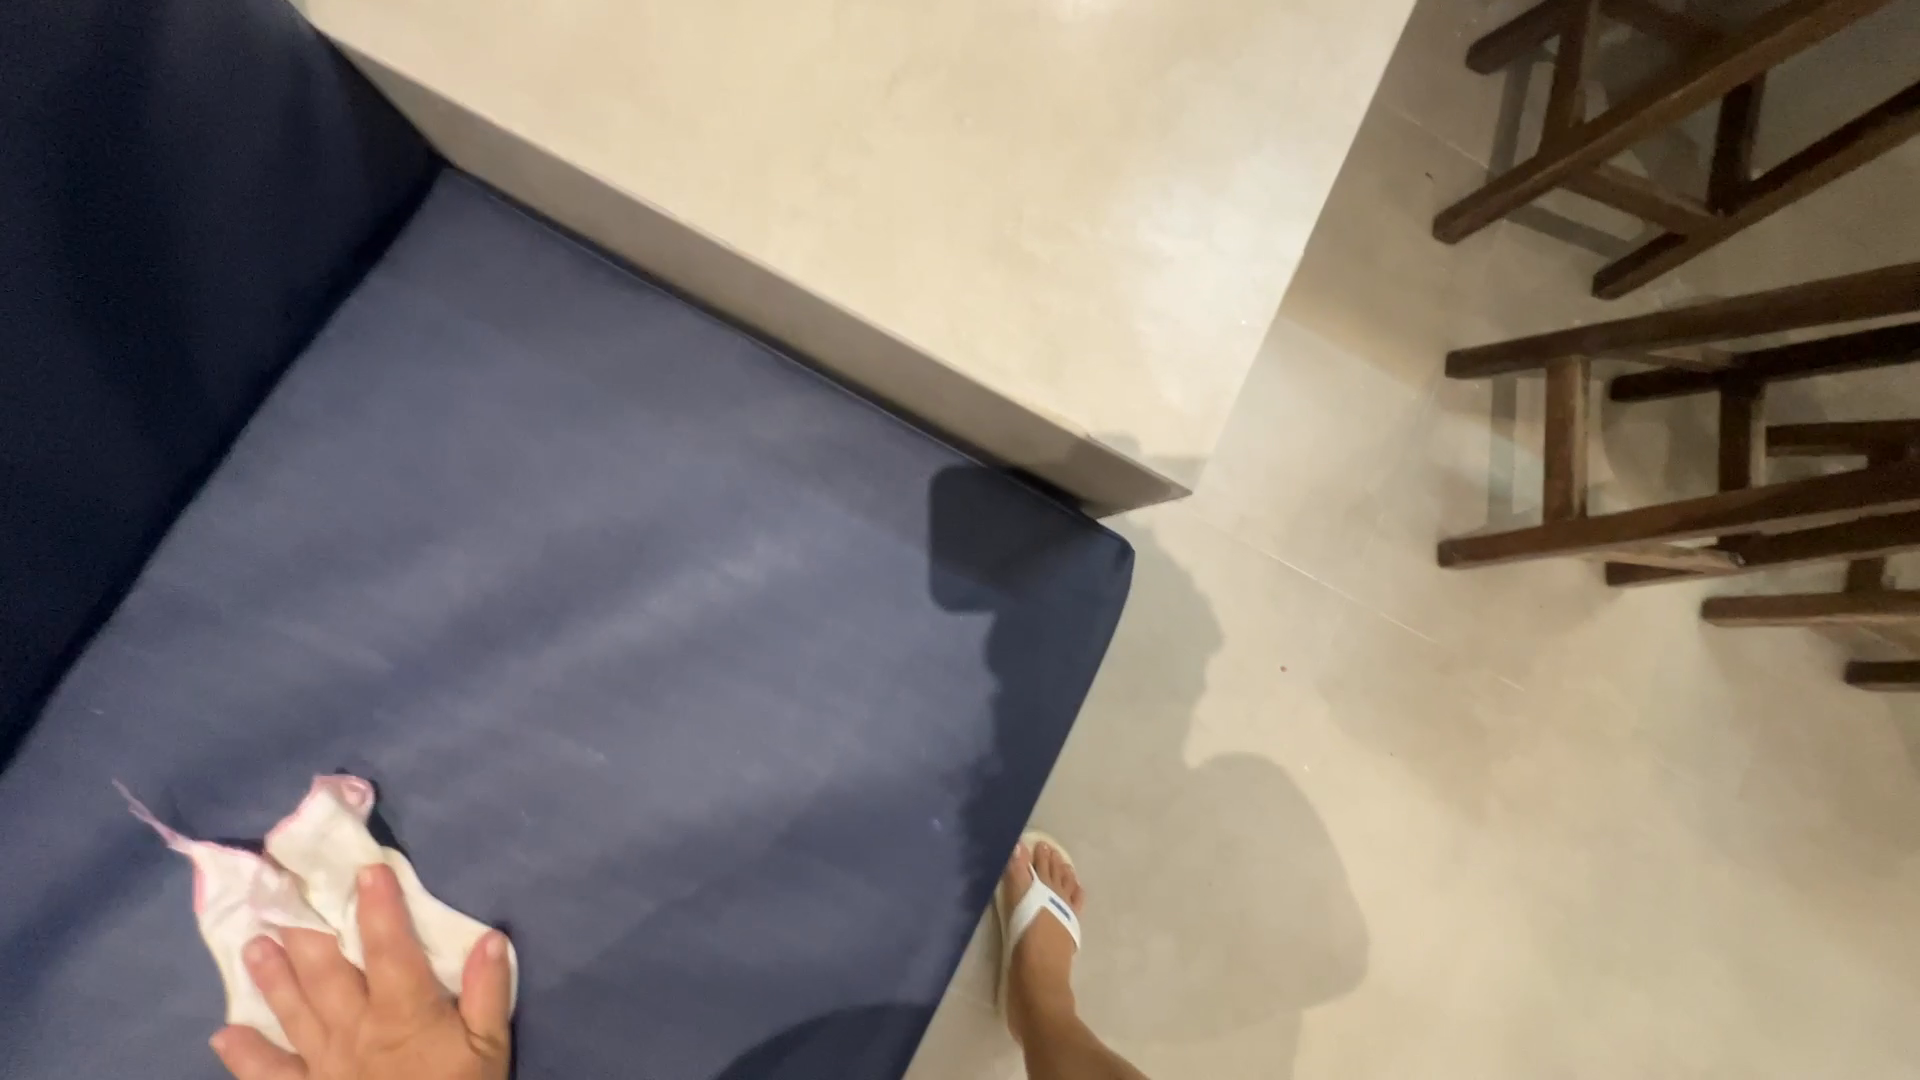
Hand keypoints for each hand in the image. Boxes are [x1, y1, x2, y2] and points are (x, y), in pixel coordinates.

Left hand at [210, 863, 512, 1079]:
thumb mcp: (490, 1044)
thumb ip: (489, 990)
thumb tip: (490, 937)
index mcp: (404, 1012)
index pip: (390, 948)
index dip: (379, 908)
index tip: (367, 870)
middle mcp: (356, 1031)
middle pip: (328, 975)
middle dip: (309, 934)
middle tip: (284, 900)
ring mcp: (324, 1066)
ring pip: (294, 1013)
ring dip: (273, 978)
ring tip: (254, 944)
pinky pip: (268, 1075)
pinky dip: (245, 1055)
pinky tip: (223, 1035)